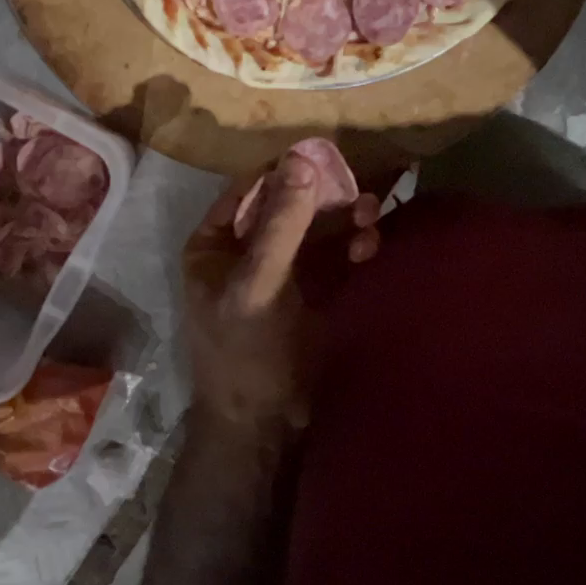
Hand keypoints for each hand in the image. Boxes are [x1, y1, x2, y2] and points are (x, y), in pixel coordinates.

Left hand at [181, 156, 379, 428]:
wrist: (264, 428)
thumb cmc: (246, 353)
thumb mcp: (258, 285)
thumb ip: (282, 225)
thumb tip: (303, 160)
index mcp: (214, 244)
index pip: (250, 189)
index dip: (287, 171)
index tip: (328, 156)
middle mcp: (244, 251)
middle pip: (288, 206)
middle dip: (324, 197)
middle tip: (361, 189)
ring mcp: (280, 273)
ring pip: (315, 231)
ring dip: (344, 220)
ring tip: (371, 215)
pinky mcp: (310, 294)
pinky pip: (333, 257)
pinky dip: (352, 247)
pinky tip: (370, 245)